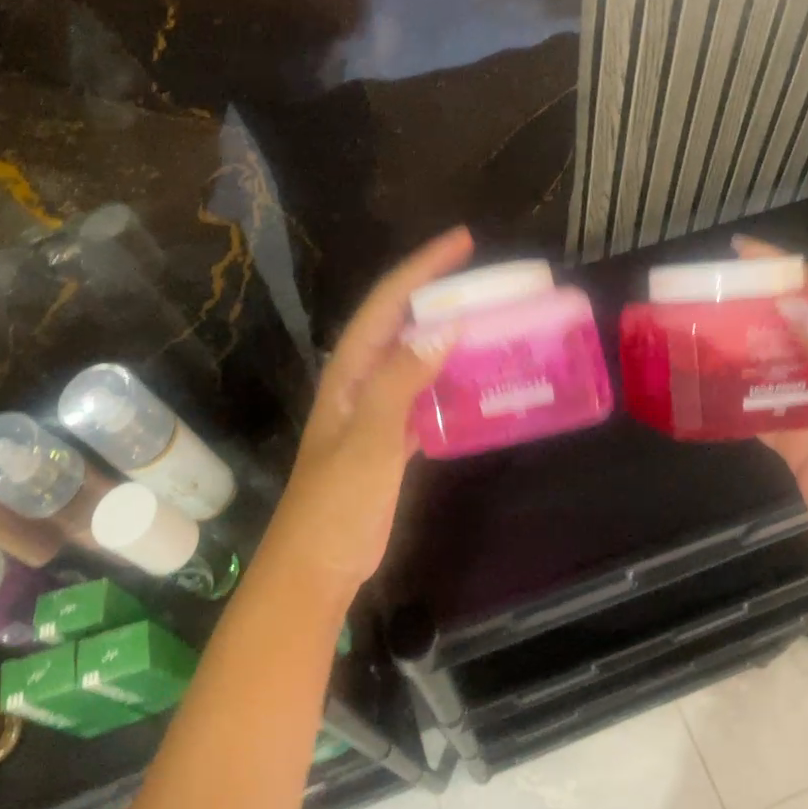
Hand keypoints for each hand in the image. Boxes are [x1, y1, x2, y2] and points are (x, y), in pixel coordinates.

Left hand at [267, 226, 473, 588]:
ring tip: (491, 322)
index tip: (464, 241)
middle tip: (487, 280)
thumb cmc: (337, 503)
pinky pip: (424, 398)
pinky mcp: (389, 443)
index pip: (387, 304)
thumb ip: (402, 381)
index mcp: (349, 373)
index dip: (423, 268)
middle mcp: (360, 383)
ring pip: (415, 360)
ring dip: (447, 337)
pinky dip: (448, 384)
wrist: (316, 568)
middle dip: (438, 294)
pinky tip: (475, 385)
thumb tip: (443, 327)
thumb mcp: (370, 438)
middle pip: (401, 324)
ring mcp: (374, 414)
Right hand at [733, 236, 807, 599]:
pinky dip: (734, 404)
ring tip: (692, 335)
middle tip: (702, 296)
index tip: (742, 254)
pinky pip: (761, 417)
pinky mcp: (801, 451)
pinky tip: (703, 394)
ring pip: (774, 370)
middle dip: (754, 308)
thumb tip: (798, 305)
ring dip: (739, 352)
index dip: (790, 272)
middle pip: (795, 331)